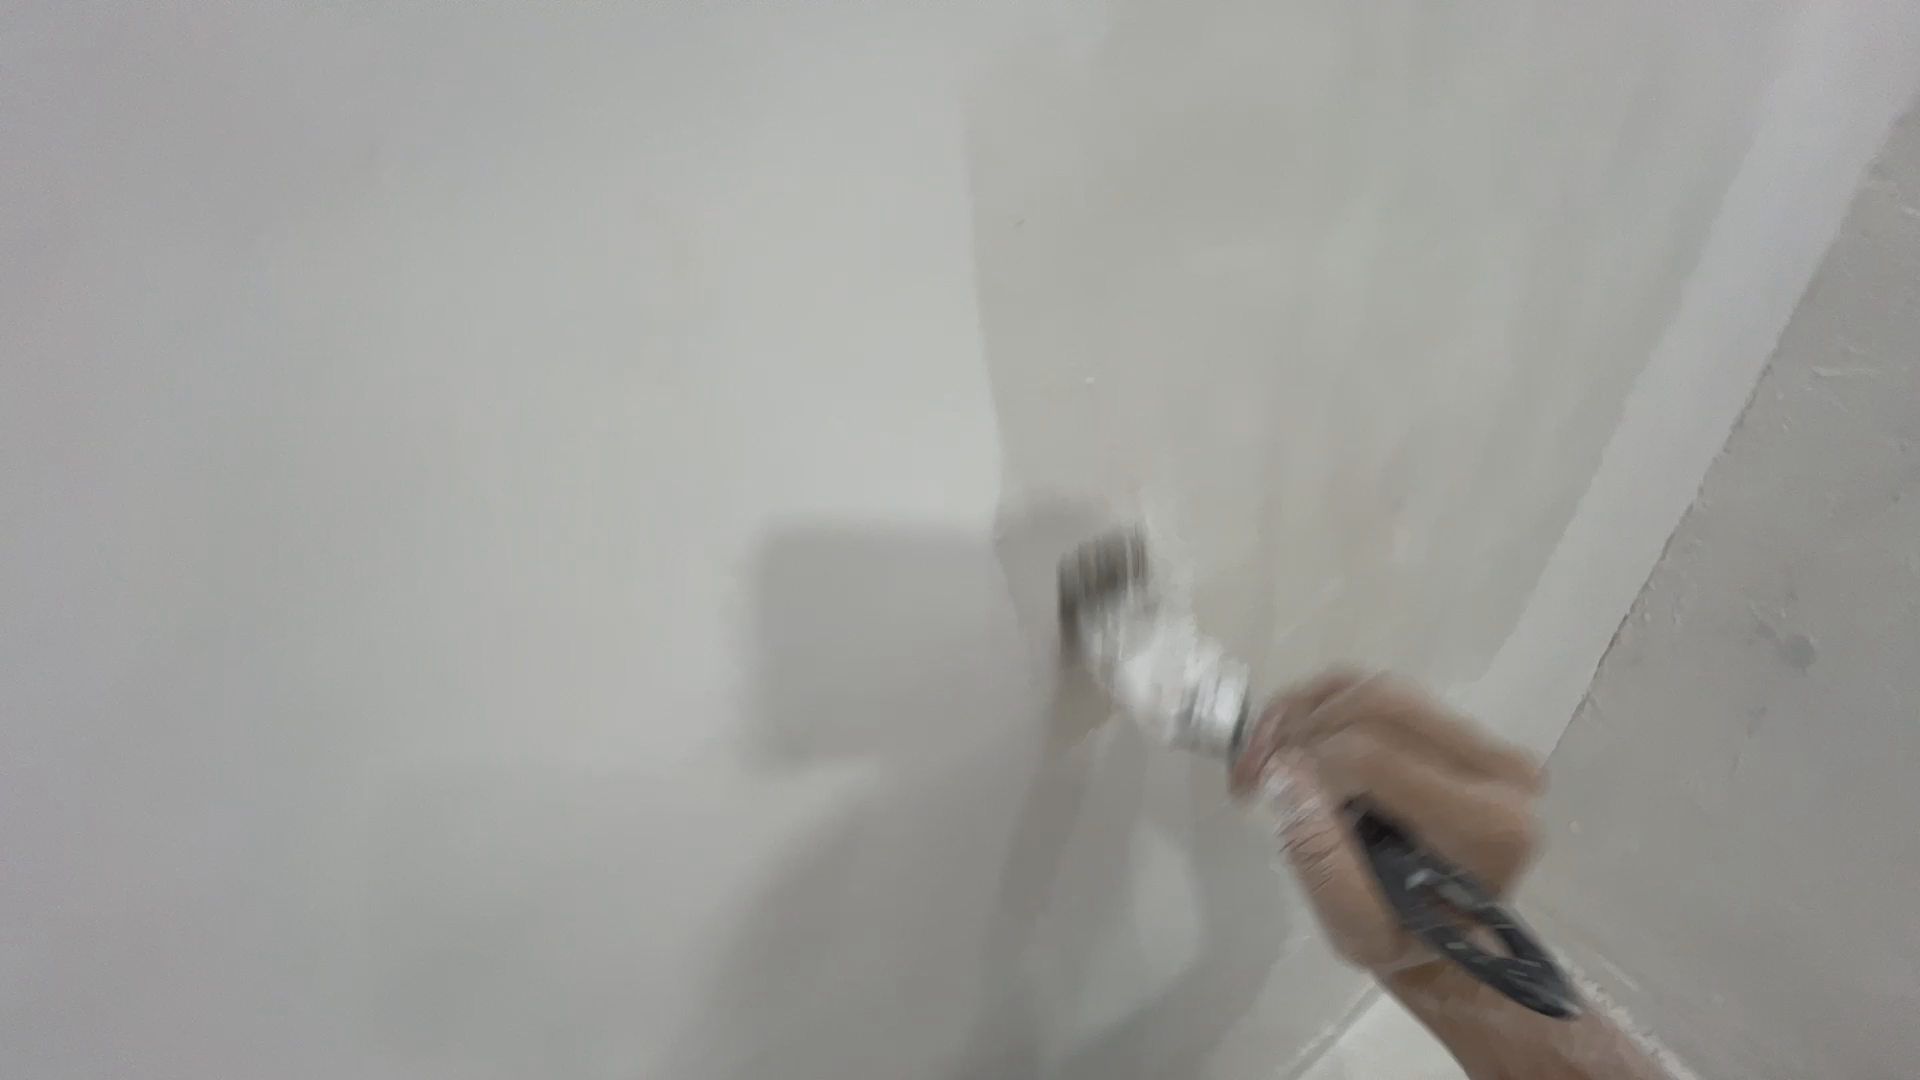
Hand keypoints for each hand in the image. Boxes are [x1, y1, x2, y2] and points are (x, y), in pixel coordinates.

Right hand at [1228, 668, 1544, 982]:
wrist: (1441, 932)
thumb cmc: (1404, 936)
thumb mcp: (1357, 929)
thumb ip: (1322, 860)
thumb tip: (1285, 775)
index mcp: (1489, 824)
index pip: (1372, 755)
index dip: (1304, 763)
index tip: (1262, 790)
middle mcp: (1499, 769)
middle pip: (1374, 705)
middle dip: (1298, 729)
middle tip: (1254, 768)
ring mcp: (1478, 738)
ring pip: (1368, 687)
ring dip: (1300, 712)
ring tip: (1265, 753)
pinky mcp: (1447, 721)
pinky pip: (1366, 684)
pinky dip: (1313, 701)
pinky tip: (1288, 737)